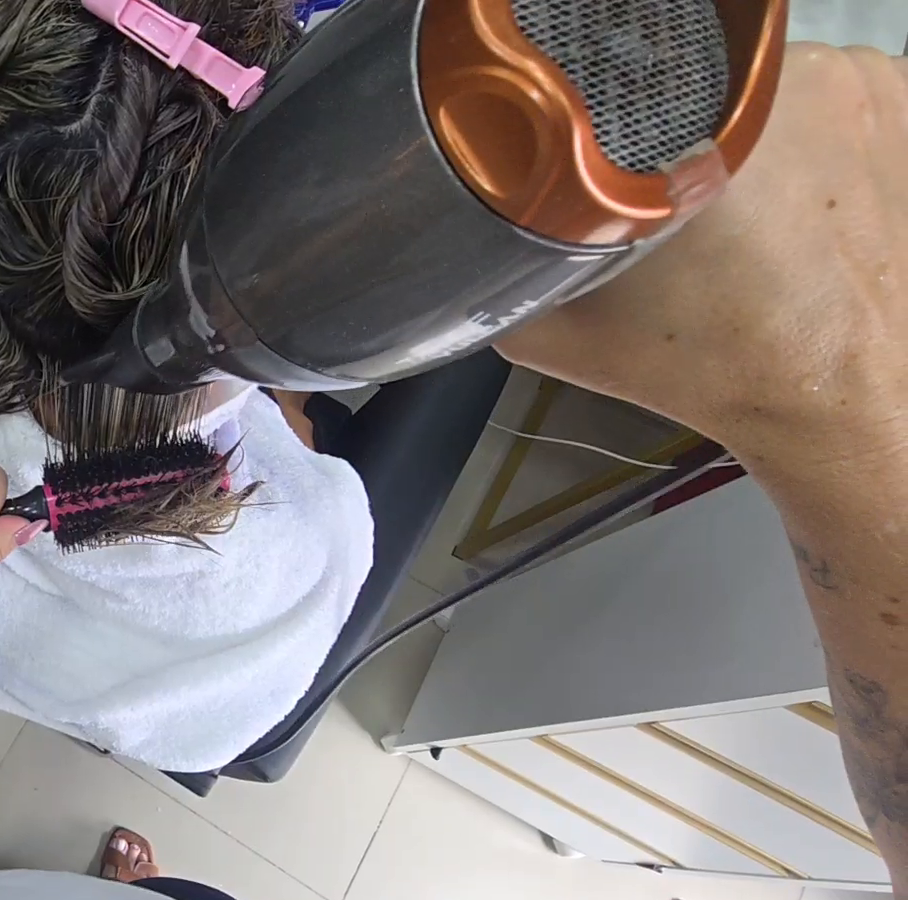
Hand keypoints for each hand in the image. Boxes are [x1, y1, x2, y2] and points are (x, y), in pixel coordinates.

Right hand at [501, 44, 907, 474]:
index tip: (554, 167)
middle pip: (670, 80)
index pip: (598, 87)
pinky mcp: (902, 93)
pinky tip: (761, 193)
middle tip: (622, 196)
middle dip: (638, 130)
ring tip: (695, 199)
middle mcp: (789, 88)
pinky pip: (807, 89)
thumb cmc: (697, 362)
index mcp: (696, 141)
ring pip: (739, 82)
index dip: (565, 121)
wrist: (835, 386)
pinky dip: (776, 128)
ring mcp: (860, 81)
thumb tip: (469, 247)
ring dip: (708, 126)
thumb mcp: (548, 333)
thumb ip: (499, 283)